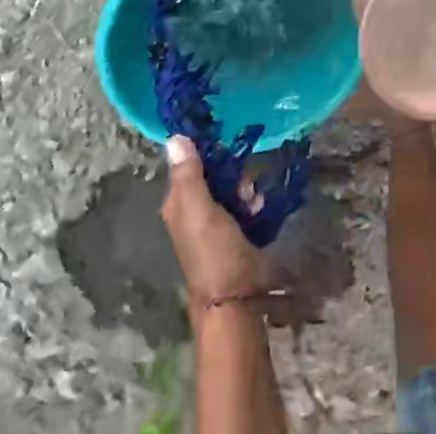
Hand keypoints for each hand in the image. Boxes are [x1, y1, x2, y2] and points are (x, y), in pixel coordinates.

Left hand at [161, 136, 262, 316]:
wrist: (236, 298)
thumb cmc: (214, 251)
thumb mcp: (199, 210)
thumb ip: (189, 176)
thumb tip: (174, 137)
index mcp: (178, 203)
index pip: (187, 163)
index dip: (205, 148)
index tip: (227, 138)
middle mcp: (192, 209)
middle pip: (212, 173)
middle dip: (231, 170)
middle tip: (244, 179)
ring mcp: (214, 221)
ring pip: (231, 187)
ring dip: (245, 186)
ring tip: (254, 196)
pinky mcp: (234, 230)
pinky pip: (244, 204)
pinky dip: (253, 202)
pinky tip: (261, 207)